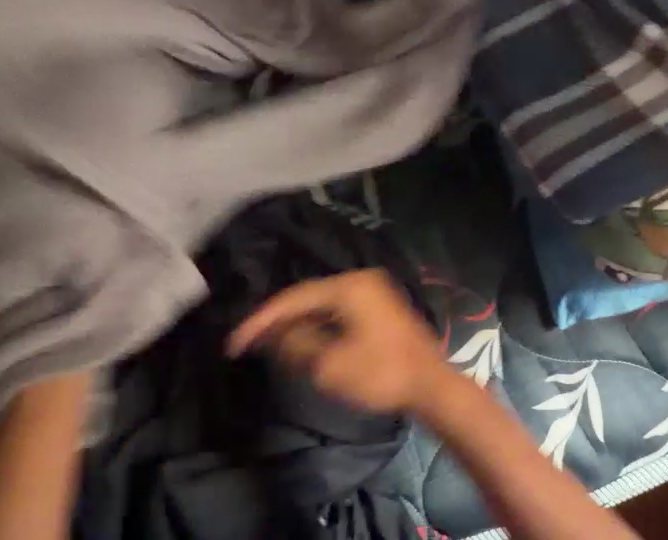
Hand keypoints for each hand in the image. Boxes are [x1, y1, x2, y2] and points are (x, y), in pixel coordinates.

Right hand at [226, 268, 449, 413]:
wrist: (432, 386)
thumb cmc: (382, 374)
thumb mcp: (331, 365)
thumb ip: (297, 345)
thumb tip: (274, 334)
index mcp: (348, 287)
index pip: (293, 297)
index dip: (261, 319)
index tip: (234, 341)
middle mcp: (359, 281)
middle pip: (307, 297)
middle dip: (278, 320)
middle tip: (248, 342)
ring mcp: (372, 292)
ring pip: (322, 305)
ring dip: (297, 324)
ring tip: (269, 344)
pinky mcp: (378, 308)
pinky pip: (337, 312)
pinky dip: (317, 325)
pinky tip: (303, 342)